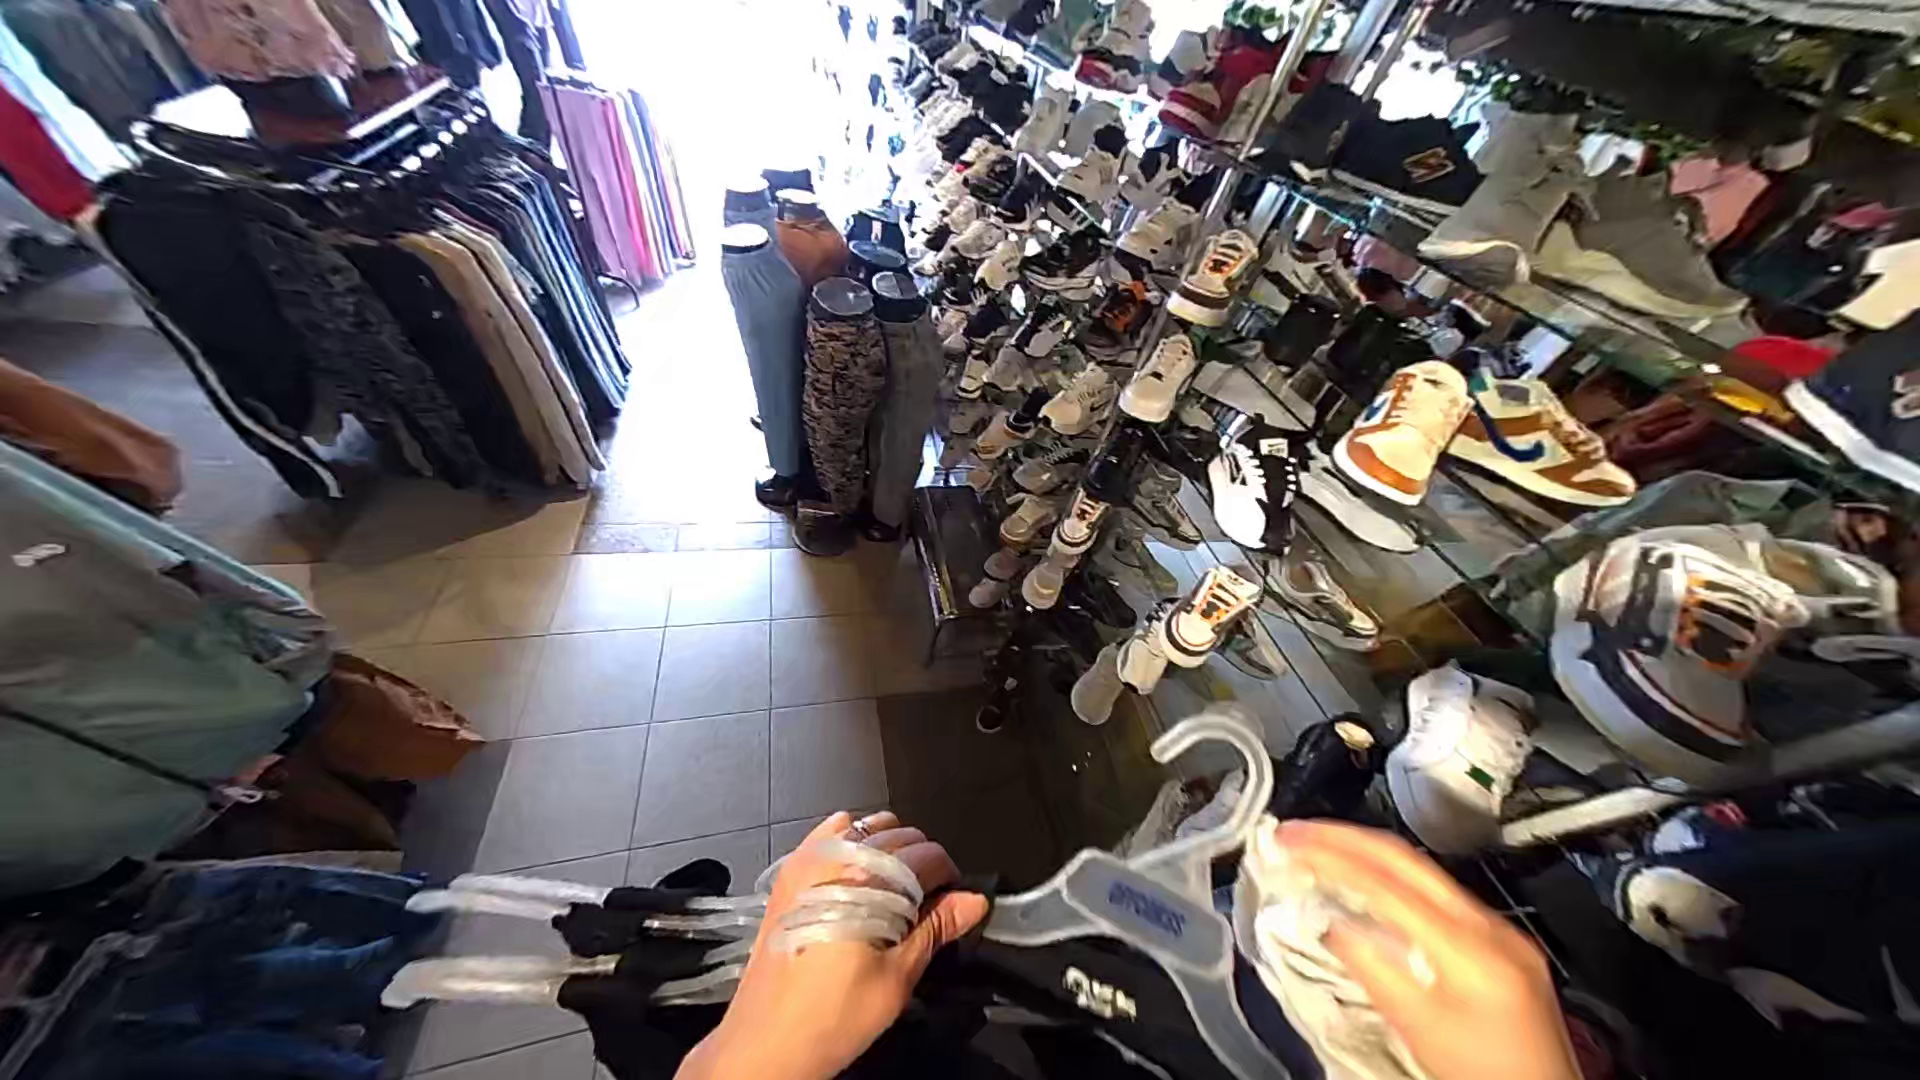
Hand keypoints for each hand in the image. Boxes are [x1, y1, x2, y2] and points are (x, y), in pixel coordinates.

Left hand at [677, 812, 989, 1079]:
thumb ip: (937, 929)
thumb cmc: (832, 1018)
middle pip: (904, 834)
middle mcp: (841, 855)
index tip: (953, 904)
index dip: (950, 878)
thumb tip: (975, 900)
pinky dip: (854, 838)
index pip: (929, 855)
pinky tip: (857, 872)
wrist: (762, 1046)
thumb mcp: (896, 980)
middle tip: (925, 905)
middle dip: (924, 863)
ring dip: (892, 847)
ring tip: (893, 890)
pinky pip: (834, 828)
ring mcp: (812, 856)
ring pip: (872, 824)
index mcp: (871, 879)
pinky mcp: (793, 867)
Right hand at [1275, 820, 1581, 1079]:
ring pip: (1416, 865)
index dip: (1328, 856)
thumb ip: (1368, 964)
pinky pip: (1430, 884)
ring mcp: (1497, 927)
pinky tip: (1360, 870)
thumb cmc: (1481, 1075)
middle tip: (1294, 831)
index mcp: (1469, 948)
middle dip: (1340, 835)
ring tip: (1315, 840)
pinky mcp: (1497, 936)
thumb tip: (1325, 919)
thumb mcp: (1416, 1026)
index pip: (1384, 882)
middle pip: (1402, 857)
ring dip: (1360, 847)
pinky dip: (1385, 869)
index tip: (1287, 842)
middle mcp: (1488, 925)